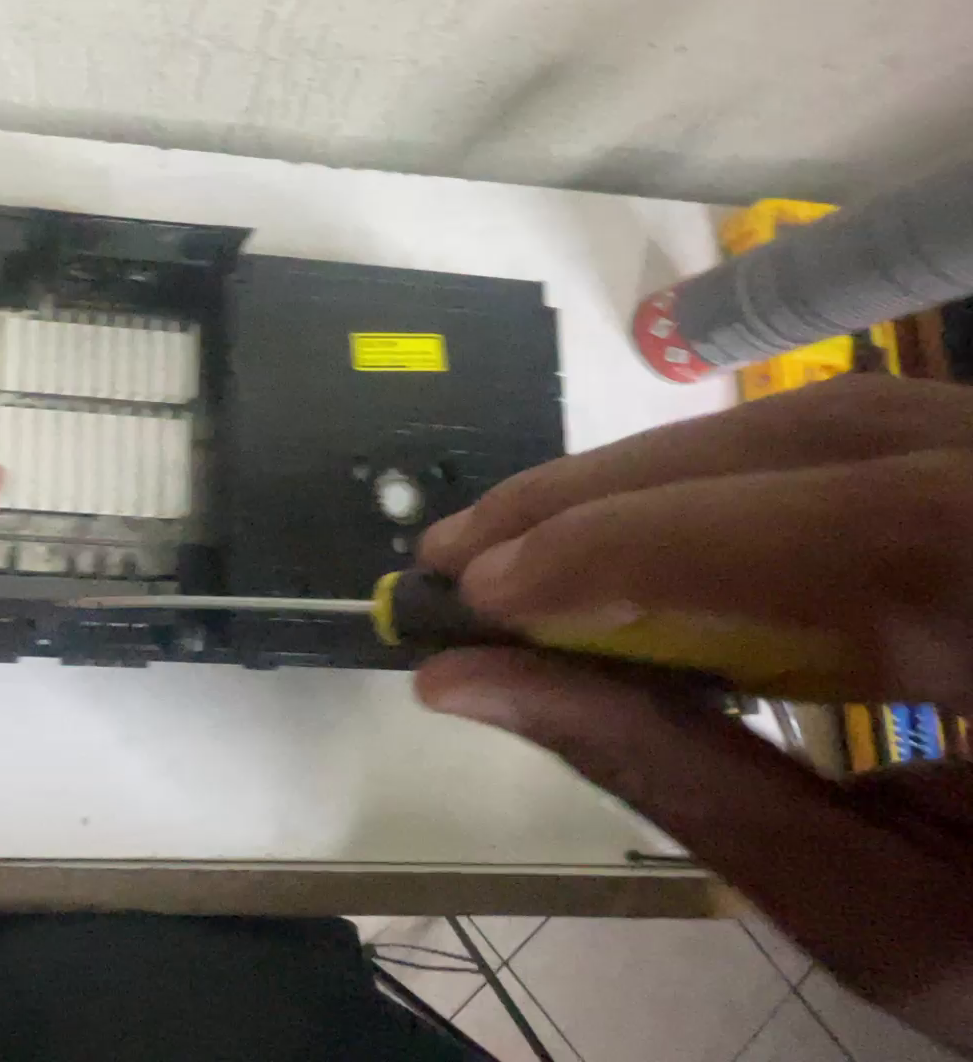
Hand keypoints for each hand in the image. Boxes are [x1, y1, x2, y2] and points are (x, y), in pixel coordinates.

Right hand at [412, 375, 972, 1047]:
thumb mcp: (886, 921)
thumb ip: (666, 776)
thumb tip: (459, 680)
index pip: (889, 536)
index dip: (655, 548)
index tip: (485, 593)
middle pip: (832, 442)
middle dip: (605, 498)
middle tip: (457, 556)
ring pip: (821, 425)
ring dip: (627, 483)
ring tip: (500, 543)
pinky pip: (835, 453)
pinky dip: (689, 489)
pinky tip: (599, 534)